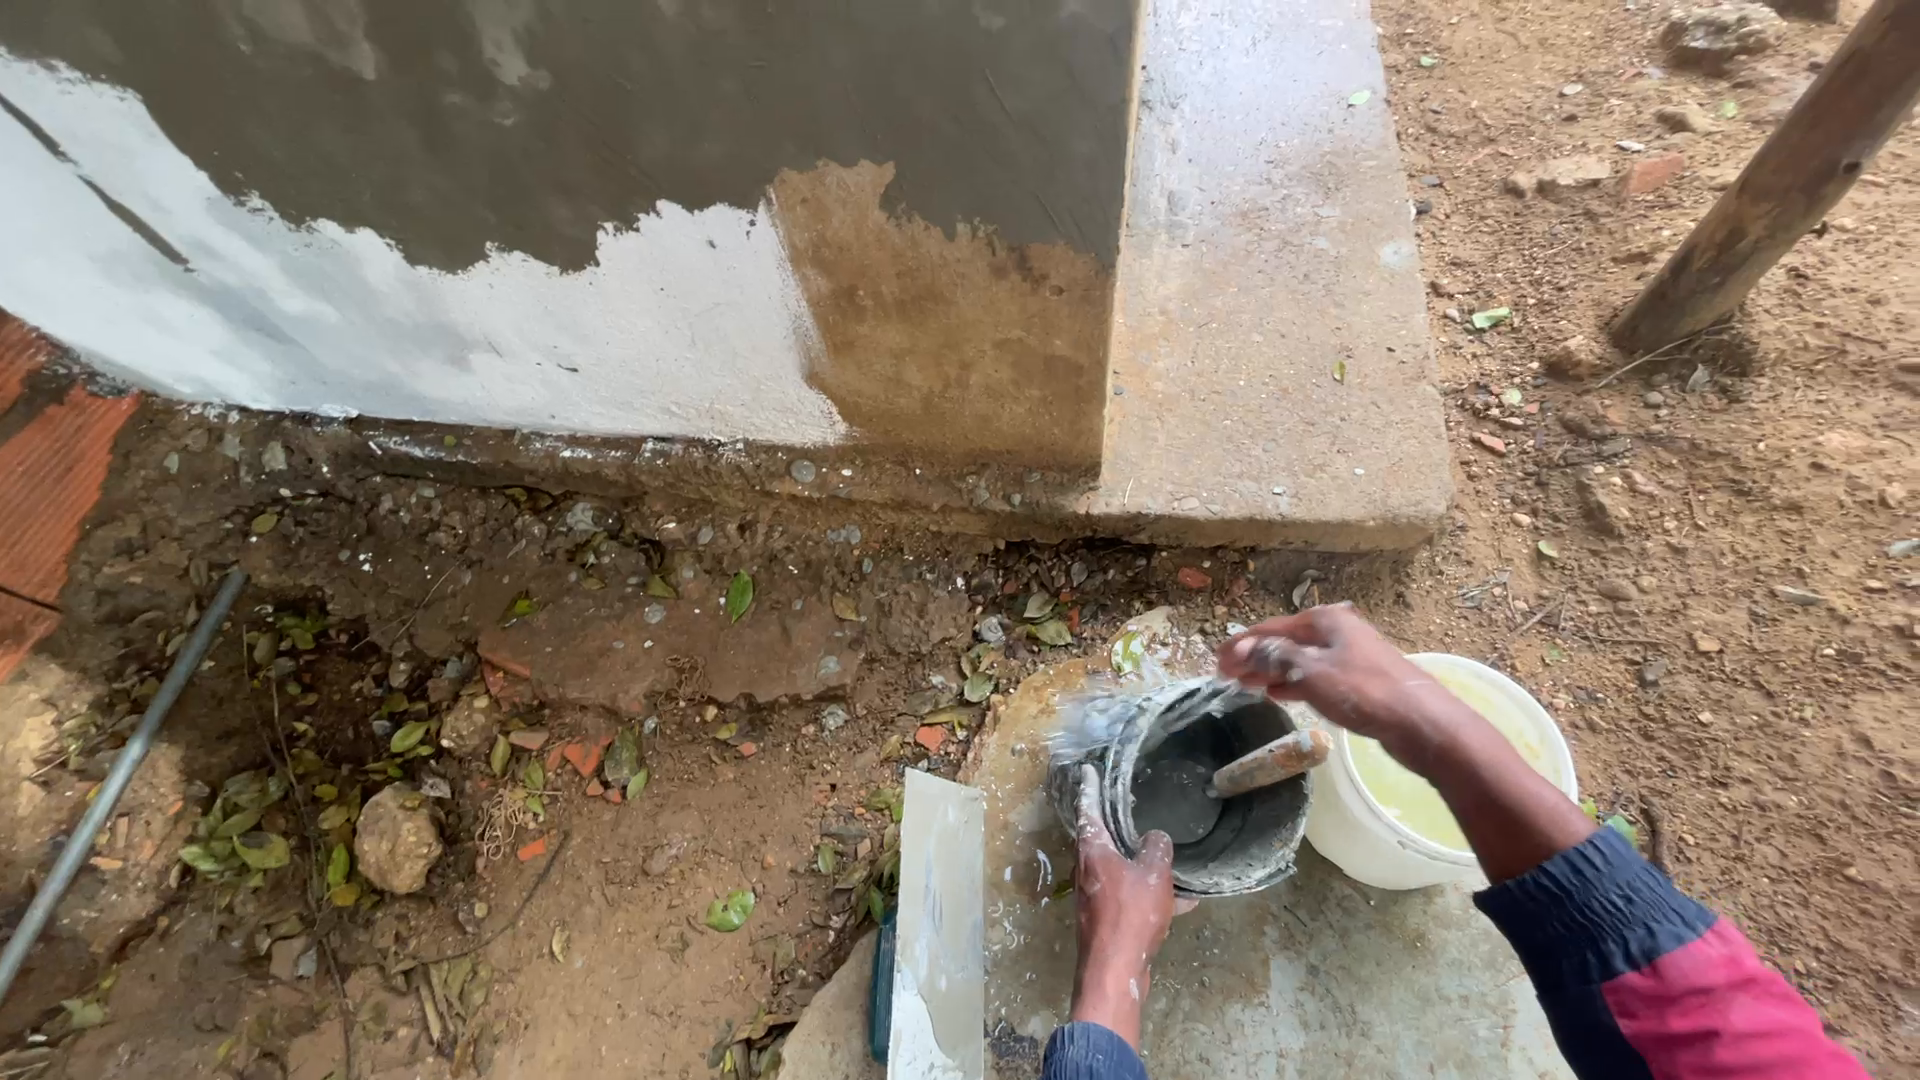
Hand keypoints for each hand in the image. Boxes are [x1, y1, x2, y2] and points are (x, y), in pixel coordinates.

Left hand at [1069, 765, 1185, 1047]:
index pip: (1089, 807)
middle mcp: (1087, 866)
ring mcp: (1096, 892)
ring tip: (1168, 855)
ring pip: (1121, 867)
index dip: (1090, 786)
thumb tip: (1155, 837)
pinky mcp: (1108, 916)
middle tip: (1128, 803)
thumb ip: (1157, 848)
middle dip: (1116, 821)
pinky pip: (1132, 894)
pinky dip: (1152, 893)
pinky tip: (1185, 902)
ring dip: (1142, 862)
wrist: (1114, 970)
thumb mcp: (1154, 874)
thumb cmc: (1130, 913)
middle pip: (1101, 836)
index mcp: (1092, 848)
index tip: (1088, 769)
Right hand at [1216, 603, 1475, 774]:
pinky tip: (1276, 693)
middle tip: (1224, 676)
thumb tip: (1238, 649)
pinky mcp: (1356, 679)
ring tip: (1244, 686)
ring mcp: (1347, 655)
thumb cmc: (1364, 692)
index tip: (1214, 661)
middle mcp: (1334, 631)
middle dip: (1252, 658)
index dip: (1239, 645)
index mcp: (1323, 621)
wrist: (1424, 725)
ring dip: (1269, 671)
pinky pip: (1312, 676)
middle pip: (1282, 642)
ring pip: (1297, 660)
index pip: (1269, 629)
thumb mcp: (1310, 672)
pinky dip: (1291, 682)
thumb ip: (1272, 657)